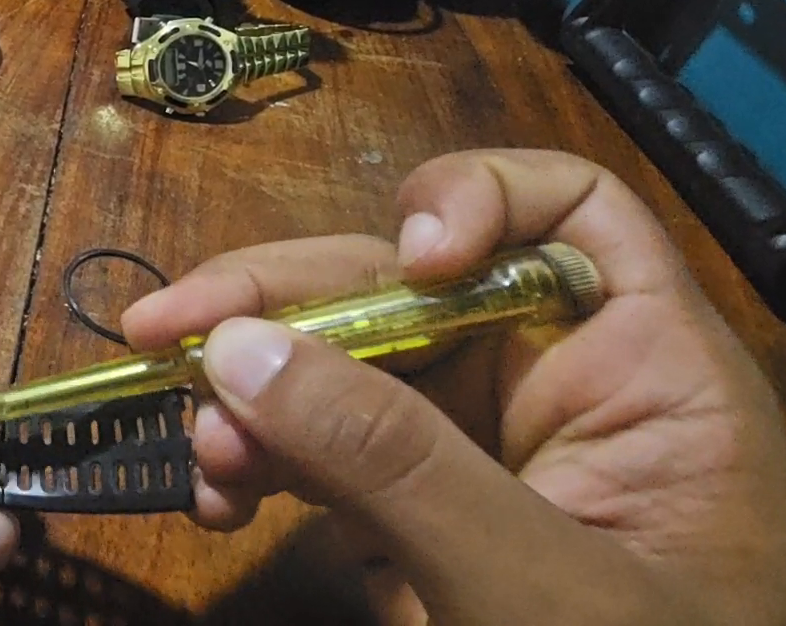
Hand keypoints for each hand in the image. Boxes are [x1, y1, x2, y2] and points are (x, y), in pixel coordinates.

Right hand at [122, 149, 785, 624]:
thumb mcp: (537, 588)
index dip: (473, 199)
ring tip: (207, 459)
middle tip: (160, 334)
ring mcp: (444, 426)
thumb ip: (392, 460)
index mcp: (624, 368)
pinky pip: (290, 426)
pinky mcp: (383, 479)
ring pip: (312, 347)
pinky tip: (216, 498)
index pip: (561, 212)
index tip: (406, 260)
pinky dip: (241, 450)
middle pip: (378, 275)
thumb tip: (232, 347)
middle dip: (266, 303)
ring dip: (237, 390)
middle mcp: (523, 371)